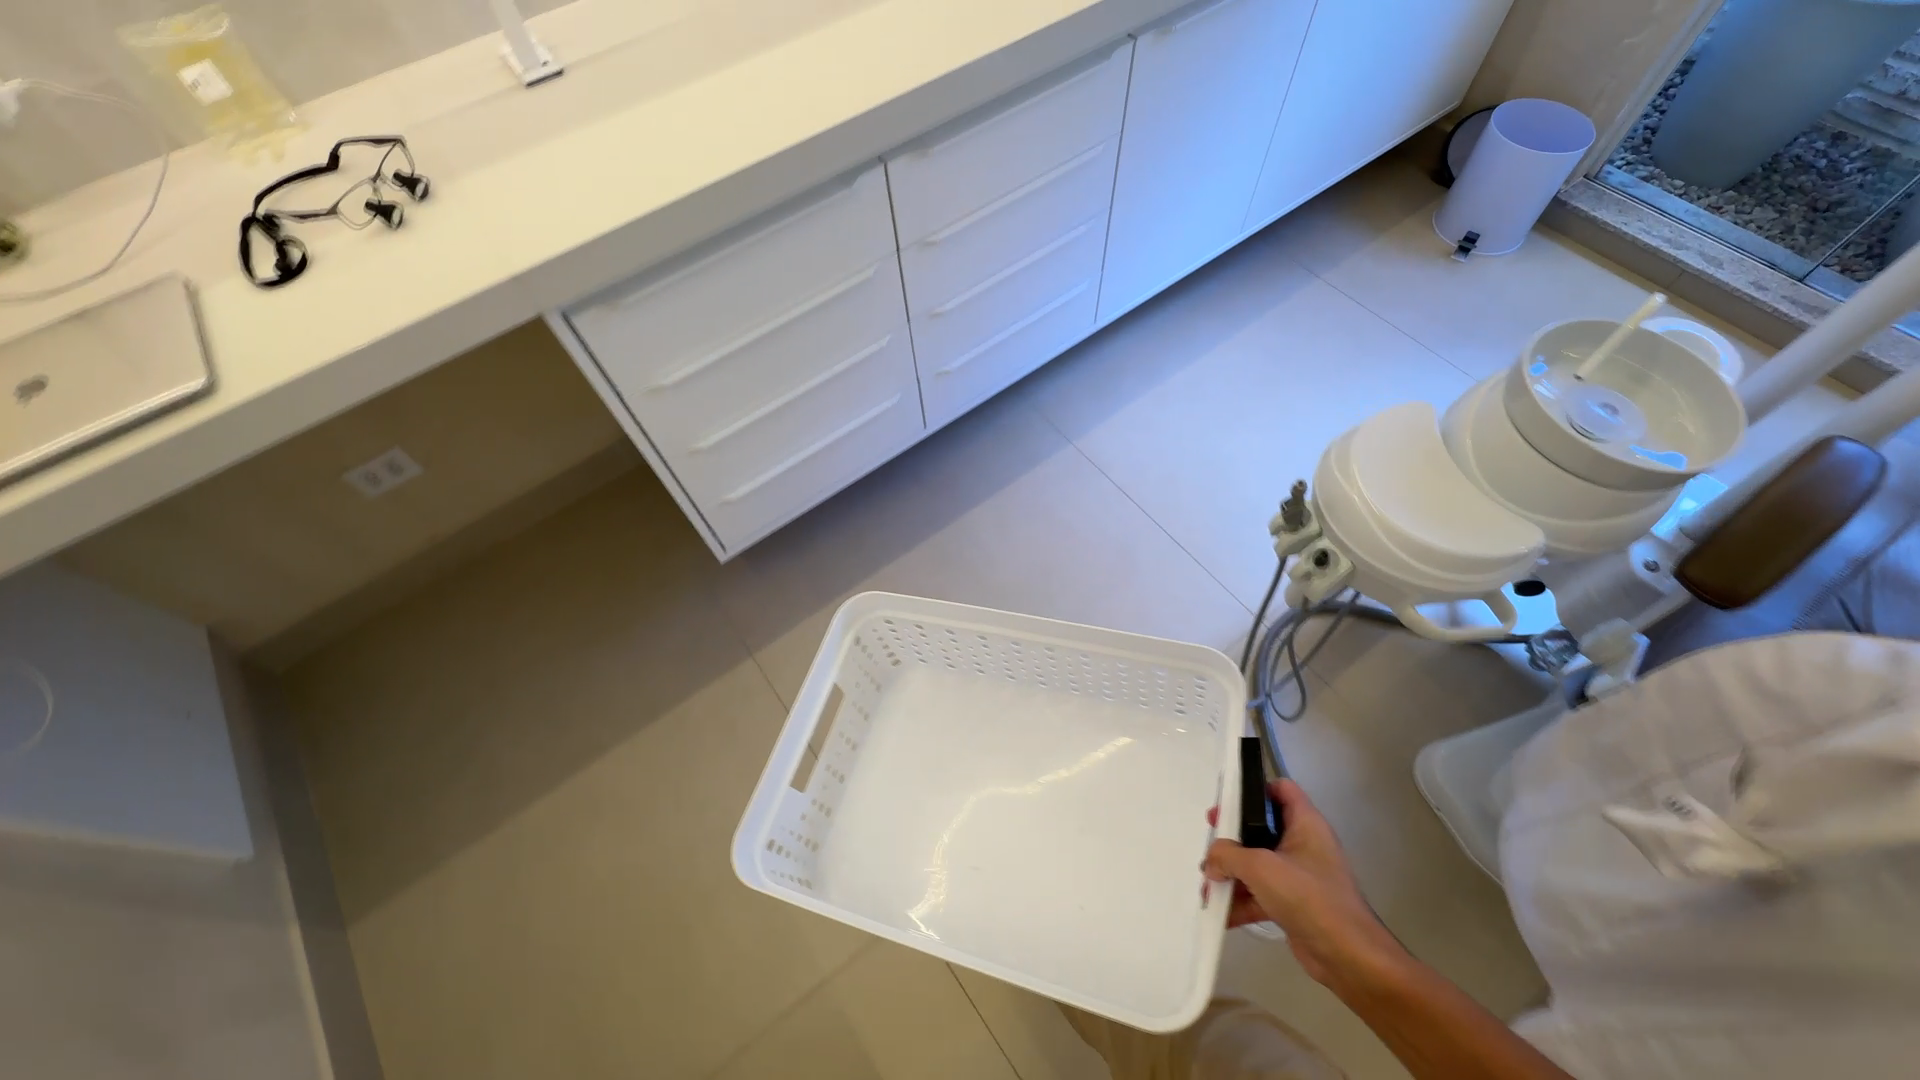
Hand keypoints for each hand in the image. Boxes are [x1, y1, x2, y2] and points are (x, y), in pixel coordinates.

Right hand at [1206, 778, 1405, 988]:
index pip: (1281, 789)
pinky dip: (1242, 901)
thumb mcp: (1261, 867)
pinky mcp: (1294, 903)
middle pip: (1261, 827)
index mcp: (1305, 824)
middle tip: (1210, 843)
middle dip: (1232, 837)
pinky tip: (1220, 914)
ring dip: (1231, 875)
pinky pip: (1261, 894)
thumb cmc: (1309, 897)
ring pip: (1257, 864)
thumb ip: (1228, 855)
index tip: (1227, 805)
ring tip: (1207, 887)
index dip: (1254, 790)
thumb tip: (1211, 861)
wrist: (1348, 956)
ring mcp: (1299, 876)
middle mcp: (1303, 845)